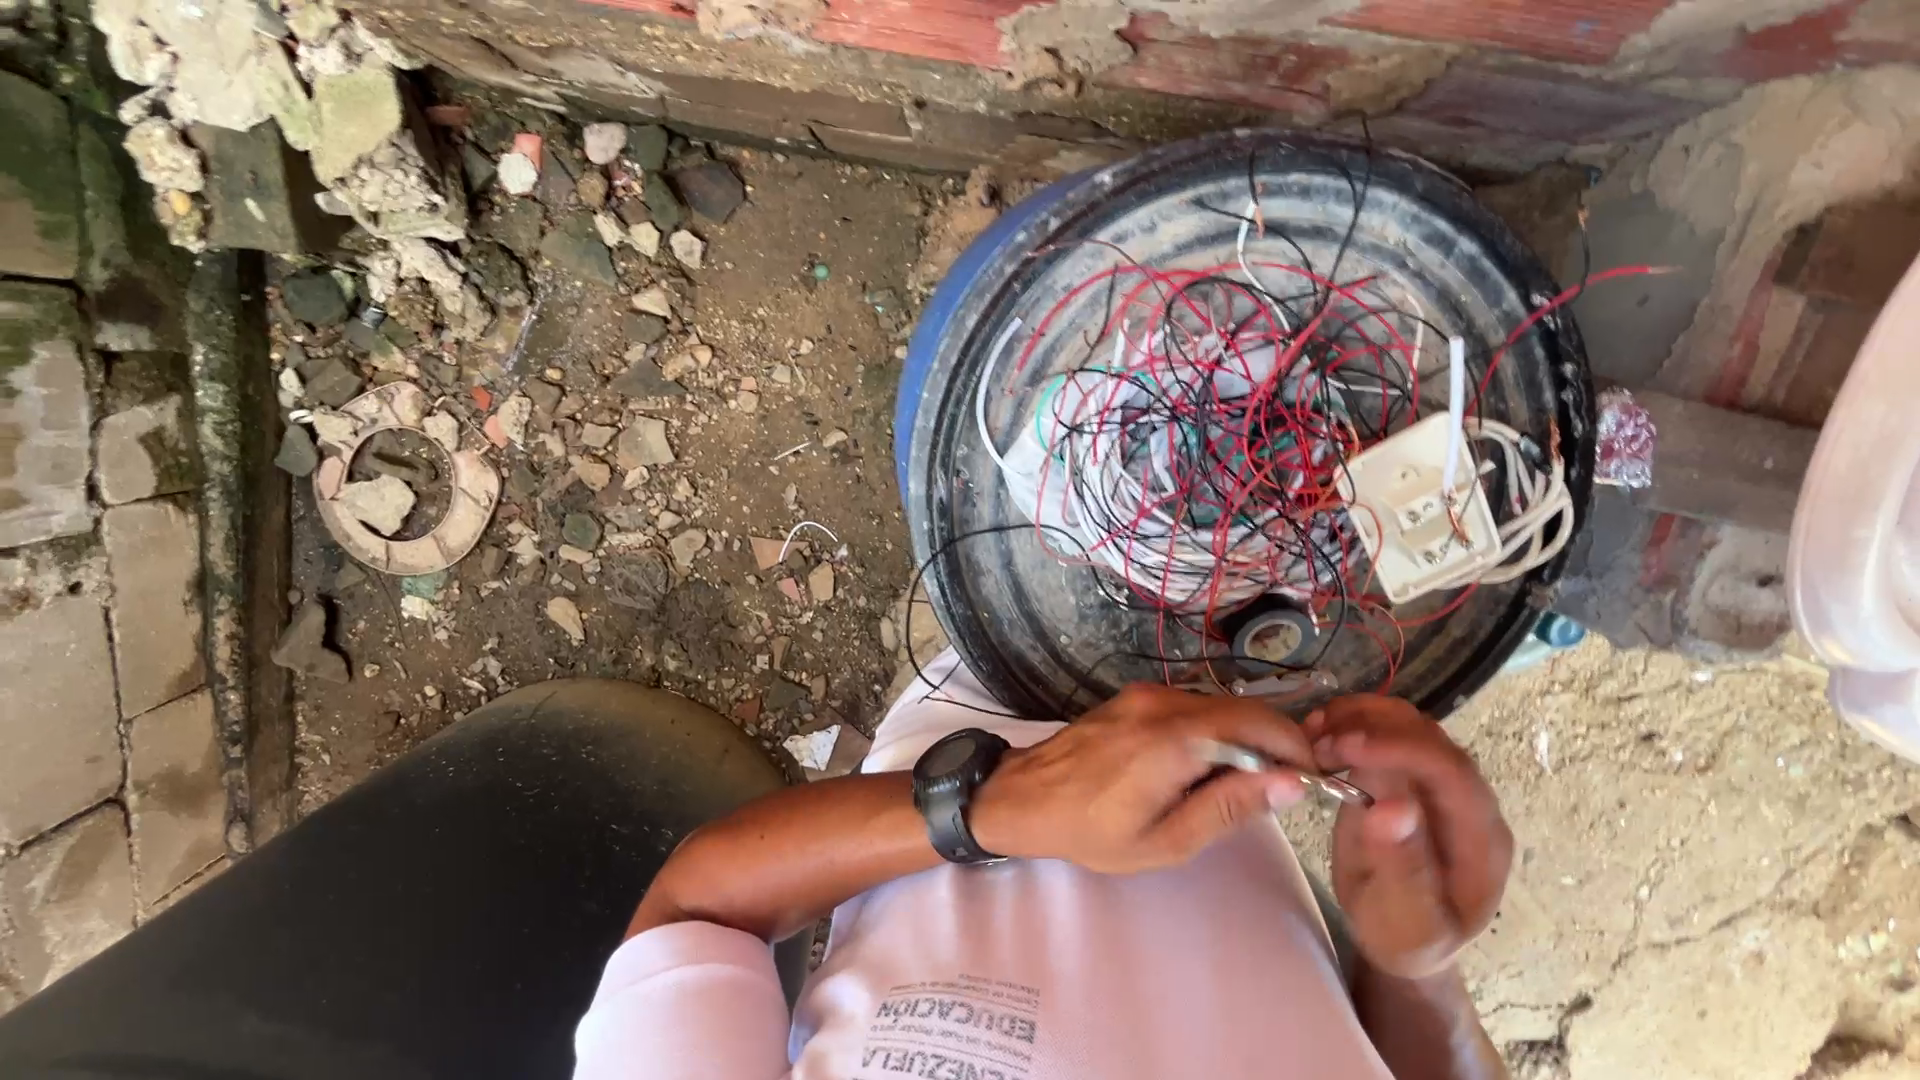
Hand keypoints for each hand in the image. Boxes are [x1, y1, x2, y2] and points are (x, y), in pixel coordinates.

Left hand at [968, 684, 1314, 873]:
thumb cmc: (1092, 830)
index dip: (1297, 749)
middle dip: (1277, 741)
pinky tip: (1205, 765)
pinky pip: (1192, 706)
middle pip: (1244, 709)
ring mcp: (1147, 695)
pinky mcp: (1135, 697)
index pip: (1261, 725)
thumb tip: (1291, 782)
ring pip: (1220, 705)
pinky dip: (1215, 729)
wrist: (1023, 796)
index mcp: (1175, 739)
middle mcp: (1164, 703)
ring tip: (1244, 783)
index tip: (1313, 779)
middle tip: (1285, 786)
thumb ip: (1229, 807)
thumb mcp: (1166, 840)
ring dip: (1245, 736)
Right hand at [1306, 695, 1512, 977]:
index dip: (1400, 748)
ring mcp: (1435, 780)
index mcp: (1481, 837)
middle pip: (1428, 735)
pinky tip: (1318, 731)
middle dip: (1370, 726)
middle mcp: (1466, 799)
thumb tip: (1393, 809)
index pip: (1451, 771)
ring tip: (1311, 735)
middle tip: (1316, 742)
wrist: (1396, 933)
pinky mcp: (1406, 770)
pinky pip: (1384, 727)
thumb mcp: (1404, 920)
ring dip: (1356, 716)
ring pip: (1405, 721)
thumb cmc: (1404, 935)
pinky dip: (1349, 719)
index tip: (1344, 746)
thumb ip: (1403, 869)